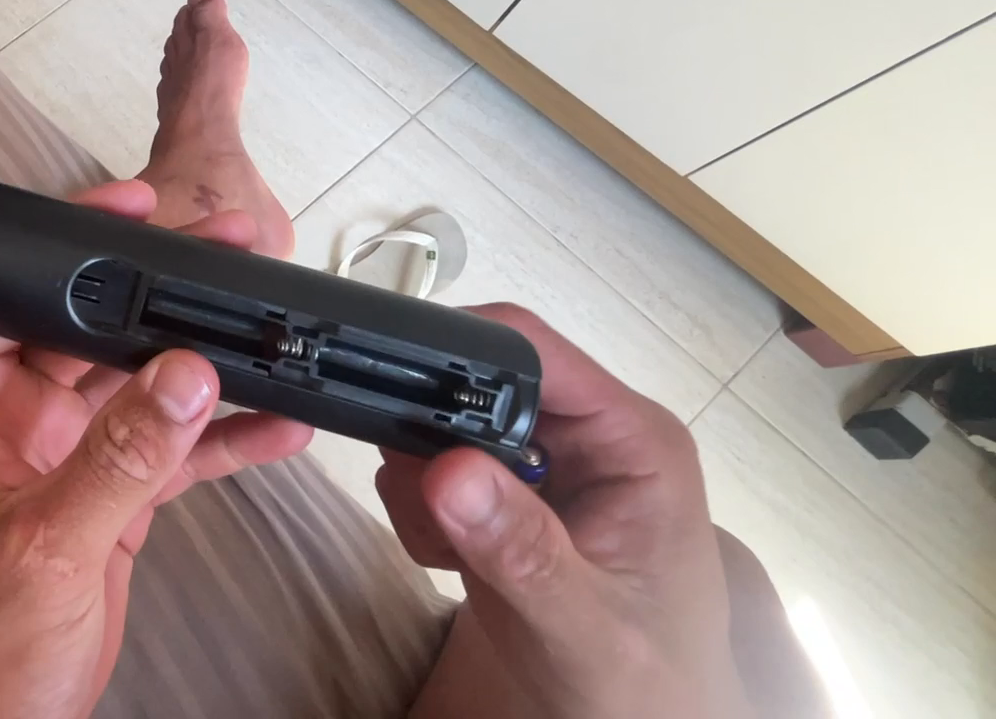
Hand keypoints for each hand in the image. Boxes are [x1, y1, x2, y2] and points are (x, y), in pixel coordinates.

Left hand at [0, 180, 312, 718]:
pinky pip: (176, 448)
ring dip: (199, 355)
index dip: (64, 248)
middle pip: (93, 328)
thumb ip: (118, 458)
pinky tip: (277, 422)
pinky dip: (224, 436)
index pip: (13, 297)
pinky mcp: (117, 491)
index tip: (126, 211)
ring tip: (263, 322)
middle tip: (219, 253)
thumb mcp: (44, 542)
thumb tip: (183, 375)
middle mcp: (23, 414)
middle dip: (154, 292)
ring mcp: (75, 450)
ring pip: (143, 382)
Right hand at [379, 305, 753, 718]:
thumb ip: (522, 551)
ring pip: (428, 421)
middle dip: (426, 439)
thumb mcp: (587, 630)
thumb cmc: (642, 684)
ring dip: (418, 484)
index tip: (388, 391)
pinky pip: (420, 465)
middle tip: (428, 505)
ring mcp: (531, 455)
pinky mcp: (496, 483)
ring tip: (454, 550)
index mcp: (623, 435)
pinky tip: (455, 557)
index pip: (526, 346)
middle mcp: (575, 428)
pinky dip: (416, 509)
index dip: (454, 350)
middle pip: (462, 377)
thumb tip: (447, 467)